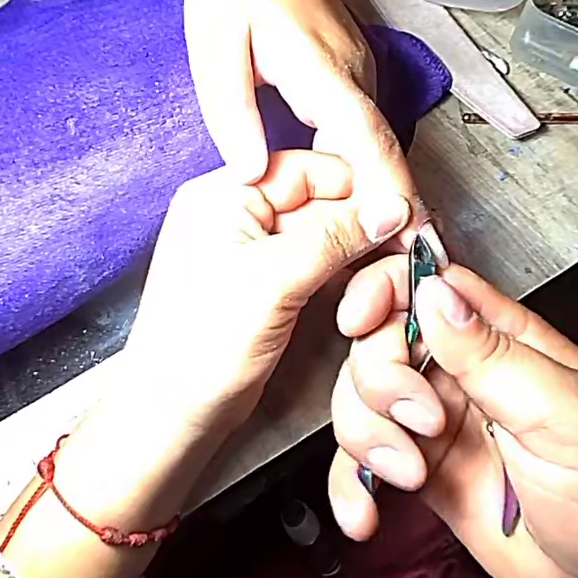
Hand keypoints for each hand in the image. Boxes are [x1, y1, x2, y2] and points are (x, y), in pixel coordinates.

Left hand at [110, 150, 412, 442]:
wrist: (175, 409)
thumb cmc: (197, 348)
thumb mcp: (271, 281)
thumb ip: (332, 238)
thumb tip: (387, 208)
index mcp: (223, 195)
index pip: (306, 168)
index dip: (358, 189)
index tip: (400, 214)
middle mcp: (235, 212)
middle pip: (318, 199)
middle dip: (361, 225)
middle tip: (403, 249)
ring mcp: (251, 247)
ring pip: (322, 232)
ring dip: (356, 254)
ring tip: (383, 278)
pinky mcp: (266, 279)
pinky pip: (315, 261)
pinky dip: (342, 274)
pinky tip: (362, 293)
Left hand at [184, 0, 425, 245]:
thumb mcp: (215, 50)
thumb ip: (234, 112)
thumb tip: (252, 171)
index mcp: (320, 69)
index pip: (365, 137)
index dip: (384, 188)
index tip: (400, 234)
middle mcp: (353, 74)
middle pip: (377, 150)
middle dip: (383, 209)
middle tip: (378, 268)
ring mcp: (357, 71)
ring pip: (371, 142)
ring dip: (371, 191)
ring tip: (363, 247)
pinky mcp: (349, 73)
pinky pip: (359, 128)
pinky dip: (358, 166)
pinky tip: (343, 198)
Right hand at [324, 261, 577, 577]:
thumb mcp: (571, 420)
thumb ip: (496, 356)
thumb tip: (434, 292)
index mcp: (496, 337)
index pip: (423, 282)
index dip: (381, 289)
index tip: (360, 320)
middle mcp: (453, 367)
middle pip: (375, 338)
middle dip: (381, 381)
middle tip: (422, 422)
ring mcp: (426, 413)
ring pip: (356, 394)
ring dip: (368, 434)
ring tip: (411, 473)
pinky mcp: (409, 459)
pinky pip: (358, 458)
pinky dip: (350, 483)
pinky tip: (363, 512)